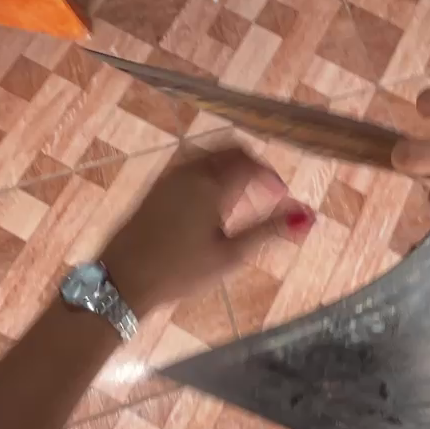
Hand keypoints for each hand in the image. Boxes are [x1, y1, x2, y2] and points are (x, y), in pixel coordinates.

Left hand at [100, 146, 311, 313]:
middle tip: (264, 188)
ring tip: (240, 192)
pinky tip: (210, 199)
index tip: (281, 195)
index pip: (251, 163)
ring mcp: (169, 175)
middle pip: (230, 148)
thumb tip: (306, 216)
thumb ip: (268, 231)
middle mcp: (191, 171)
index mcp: (212, 184)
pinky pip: (190, 162)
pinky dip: (209, 169)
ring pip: (208, 153)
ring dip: (229, 164)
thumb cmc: (181, 271)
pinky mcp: (155, 185)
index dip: (271, 176)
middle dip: (252, 163)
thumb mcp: (230, 255)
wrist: (123, 280)